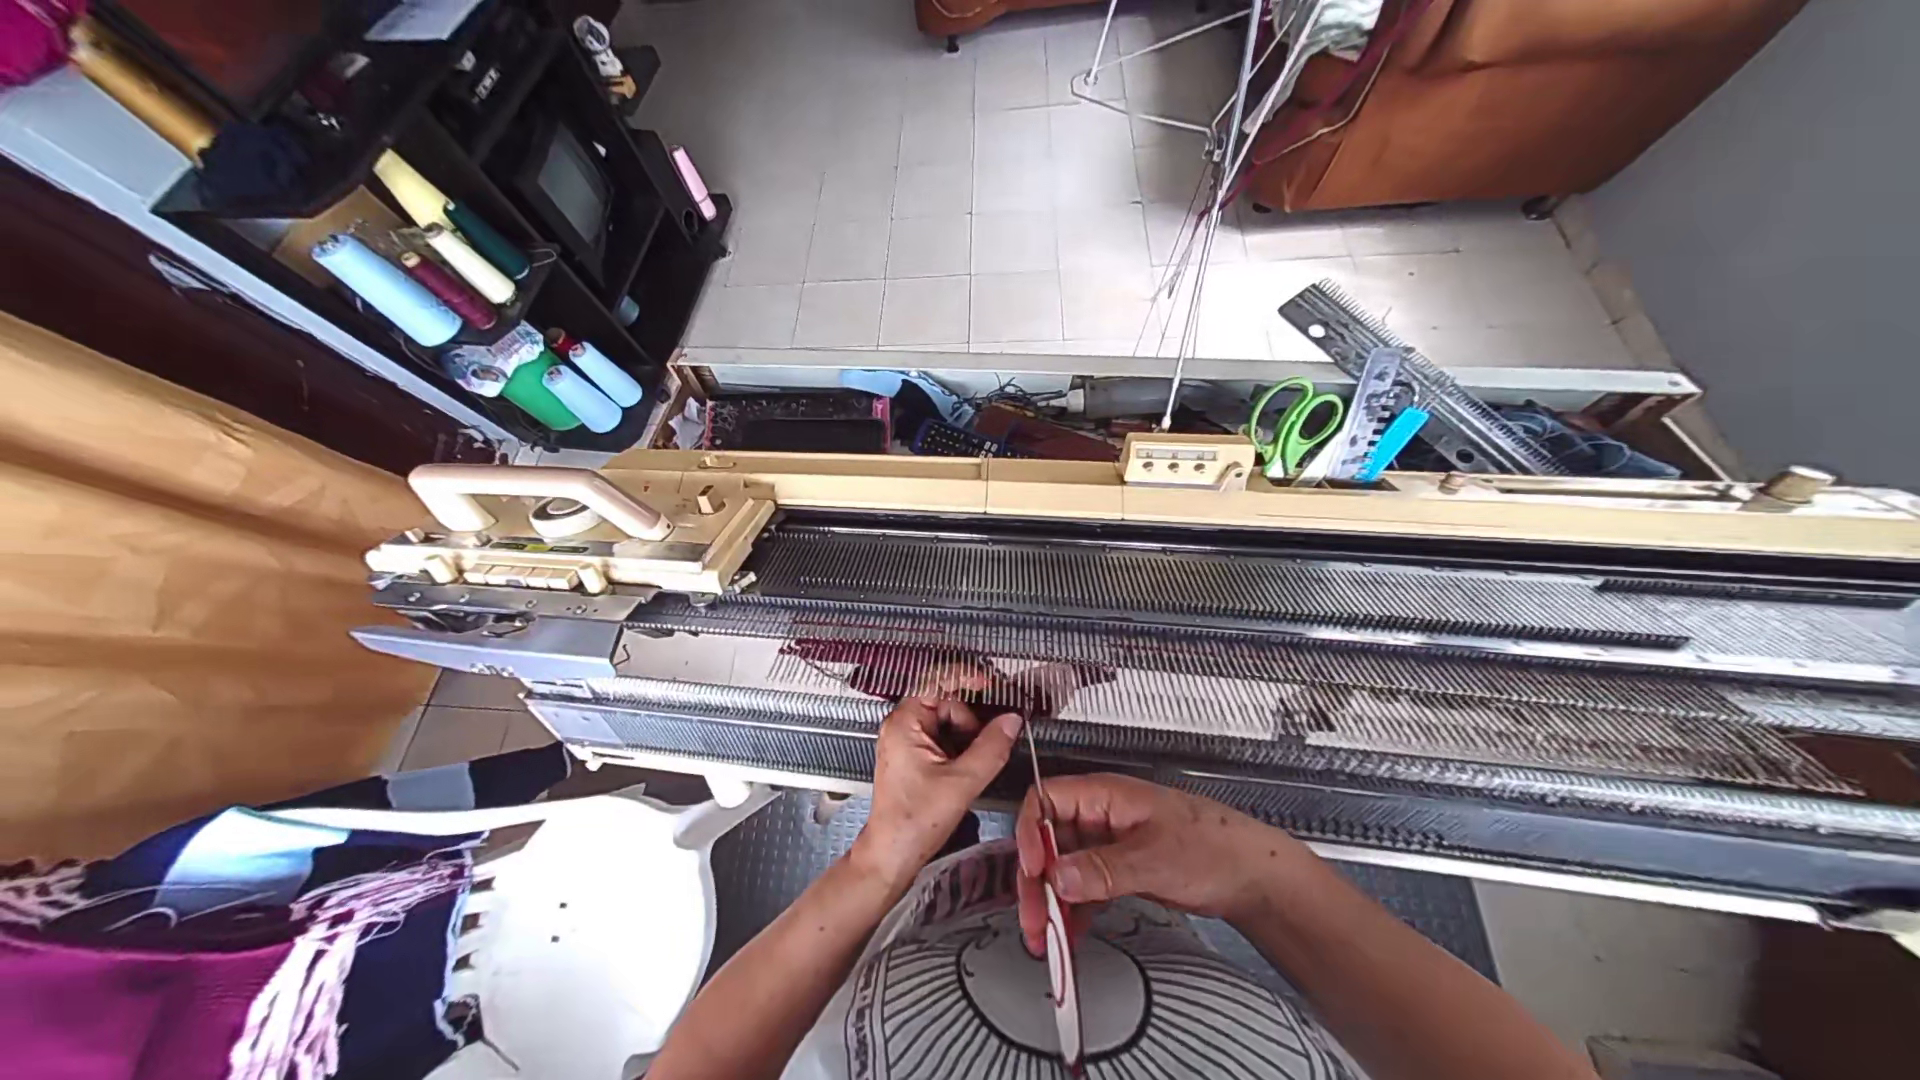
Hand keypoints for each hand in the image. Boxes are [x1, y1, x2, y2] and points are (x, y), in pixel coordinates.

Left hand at [851, 696, 1022, 888]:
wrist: (892, 856)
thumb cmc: (915, 820)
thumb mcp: (962, 782)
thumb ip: (991, 748)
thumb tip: (1013, 720)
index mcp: (905, 722)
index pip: (937, 680)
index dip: (968, 678)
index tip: (994, 685)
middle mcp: (902, 725)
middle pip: (947, 701)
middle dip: (971, 720)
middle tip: (988, 743)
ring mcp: (907, 740)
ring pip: (948, 720)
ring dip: (967, 735)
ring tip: (973, 764)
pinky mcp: (914, 755)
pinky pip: (943, 737)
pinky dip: (960, 747)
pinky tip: (967, 768)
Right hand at [1015, 773, 1313, 953]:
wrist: (1251, 875)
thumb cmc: (1214, 845)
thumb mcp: (1154, 858)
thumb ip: (1102, 868)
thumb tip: (1057, 875)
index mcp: (1104, 795)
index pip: (1046, 800)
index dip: (1030, 831)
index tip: (1029, 868)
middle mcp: (1100, 815)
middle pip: (1048, 839)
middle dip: (1036, 879)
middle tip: (1034, 918)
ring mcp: (1107, 843)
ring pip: (1062, 867)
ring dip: (1050, 901)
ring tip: (1046, 938)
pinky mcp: (1117, 869)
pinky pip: (1082, 887)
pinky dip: (1072, 910)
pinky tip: (1070, 934)